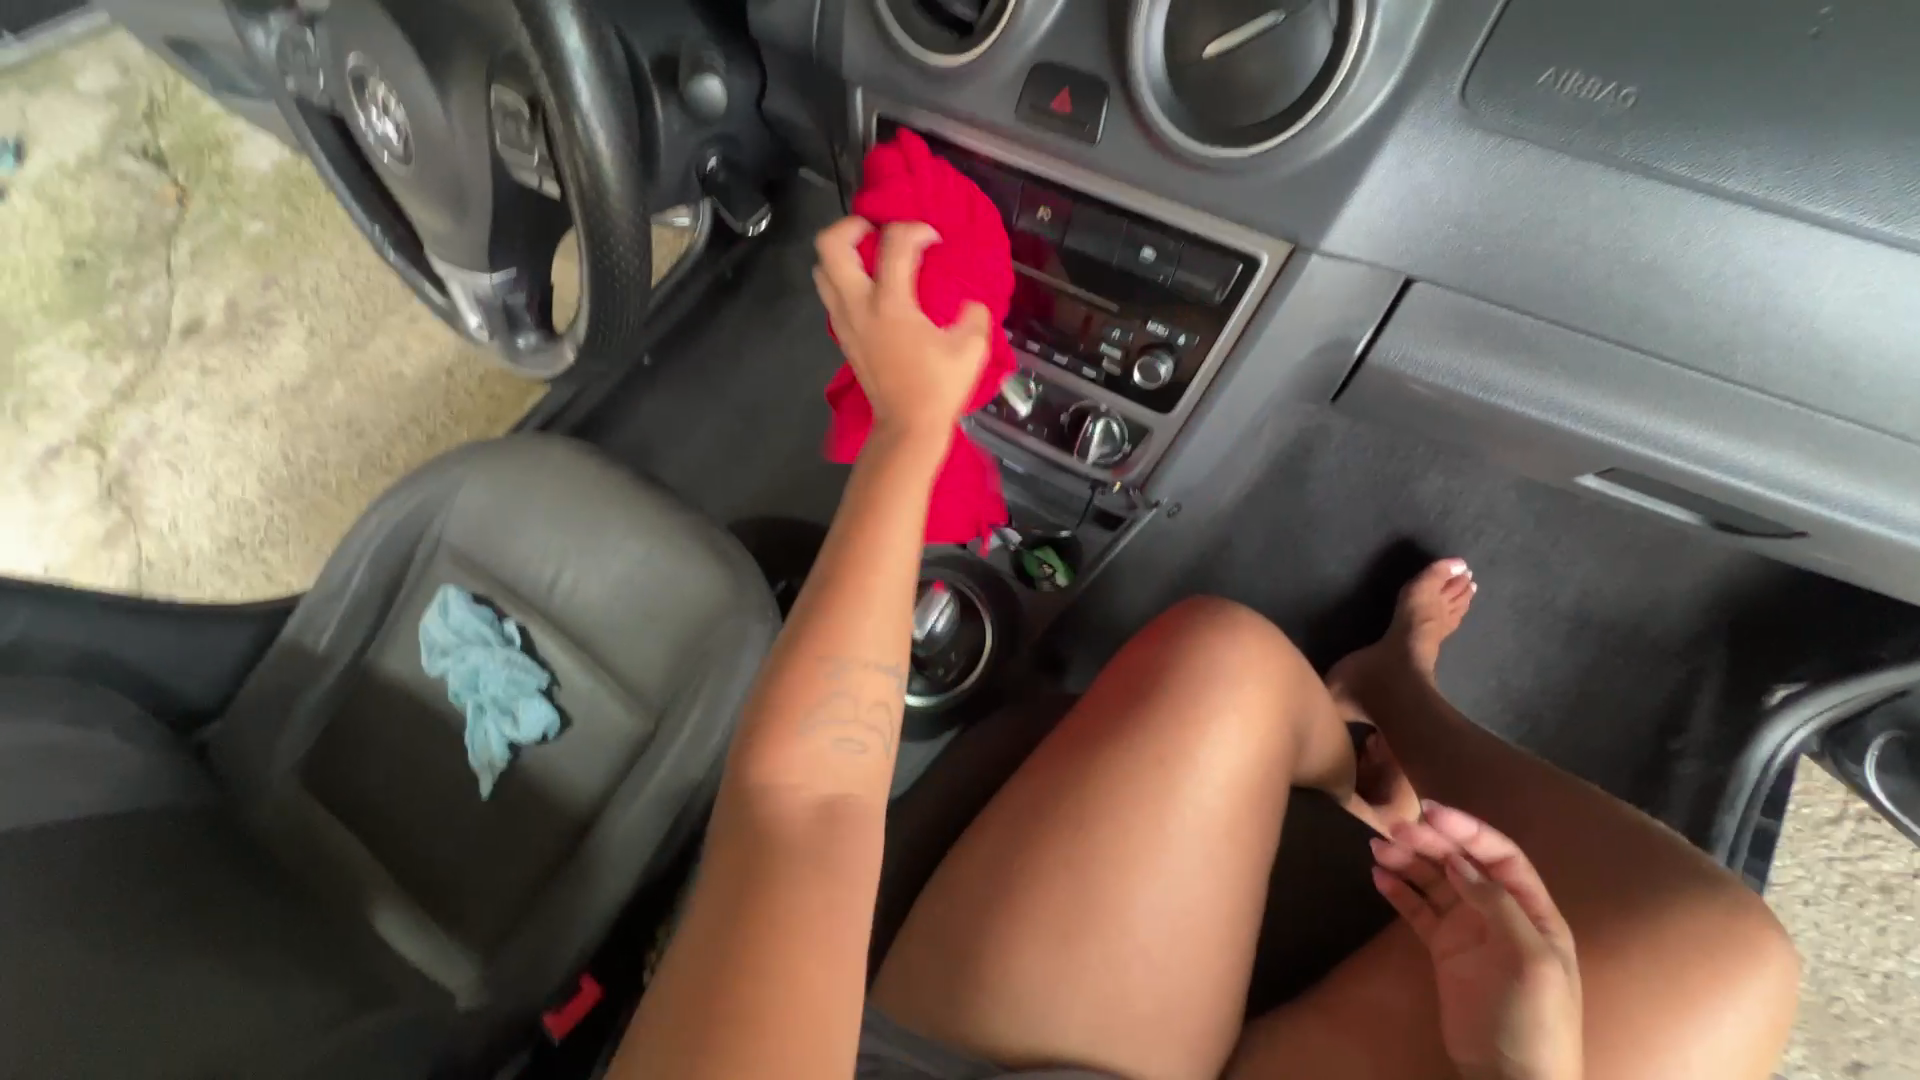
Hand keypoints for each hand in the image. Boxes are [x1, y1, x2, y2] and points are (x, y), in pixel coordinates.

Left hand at [813, 216, 994, 450]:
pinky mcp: (844, 339)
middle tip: (878, 231)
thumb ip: (973, 314)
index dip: (916, 228)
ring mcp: (845, 323)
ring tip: (870, 257)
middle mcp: (859, 307)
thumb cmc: (939, 389)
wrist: (907, 428)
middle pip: (831, 246)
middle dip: (852, 226)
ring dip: (842, 255)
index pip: (894, 242)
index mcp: (891, 304)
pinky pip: (832, 296)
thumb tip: (969, 303)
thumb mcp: (971, 348)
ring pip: (822, 271)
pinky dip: (845, 282)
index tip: (934, 239)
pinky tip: (872, 291)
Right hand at [1371, 803, 1582, 1079]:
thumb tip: (1456, 862)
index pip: (1500, 856)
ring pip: (1433, 881)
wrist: (1510, 1078)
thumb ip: (1497, 905)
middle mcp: (1500, 913)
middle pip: (1460, 863)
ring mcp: (1469, 931)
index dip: (1467, 830)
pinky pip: (1417, 909)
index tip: (1428, 813)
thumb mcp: (1530, 961)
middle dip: (1428, 842)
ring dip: (1407, 861)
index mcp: (1533, 913)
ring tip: (1377, 849)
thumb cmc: (1533, 1019)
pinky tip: (1378, 876)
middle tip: (1391, 830)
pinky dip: (1398, 890)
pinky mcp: (1443, 949)